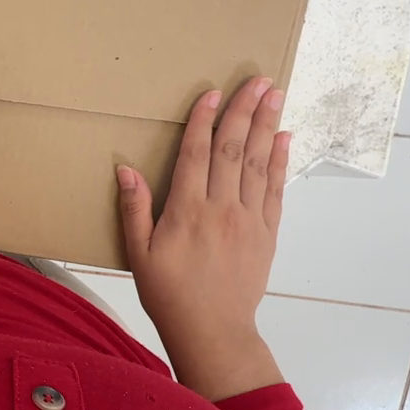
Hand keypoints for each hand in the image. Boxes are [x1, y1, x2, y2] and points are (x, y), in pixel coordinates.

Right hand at [116, 78, 288, 400]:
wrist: (213, 329)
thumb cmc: (167, 291)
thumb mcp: (137, 252)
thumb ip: (134, 208)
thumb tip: (126, 168)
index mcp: (187, 211)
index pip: (195, 155)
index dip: (202, 121)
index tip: (210, 92)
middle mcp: (222, 208)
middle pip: (233, 150)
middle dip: (244, 112)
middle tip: (257, 79)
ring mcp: (249, 219)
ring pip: (258, 163)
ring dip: (266, 125)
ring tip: (275, 95)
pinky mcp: (267, 233)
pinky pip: (275, 189)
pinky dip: (280, 161)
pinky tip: (284, 138)